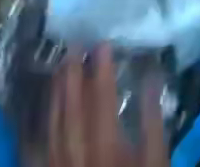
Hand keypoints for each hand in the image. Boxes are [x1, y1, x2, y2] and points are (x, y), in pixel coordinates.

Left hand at [46, 47, 164, 166]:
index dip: (100, 71)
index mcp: (107, 149)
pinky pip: (42, 148)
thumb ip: (153, 122)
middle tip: (73, 46)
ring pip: (53, 126)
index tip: (102, 44)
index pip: (101, 101)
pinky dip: (44, 124)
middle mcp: (79, 157)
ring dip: (56, 94)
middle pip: (71, 110)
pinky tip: (45, 108)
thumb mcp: (157, 163)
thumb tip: (151, 79)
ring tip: (60, 66)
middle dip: (72, 76)